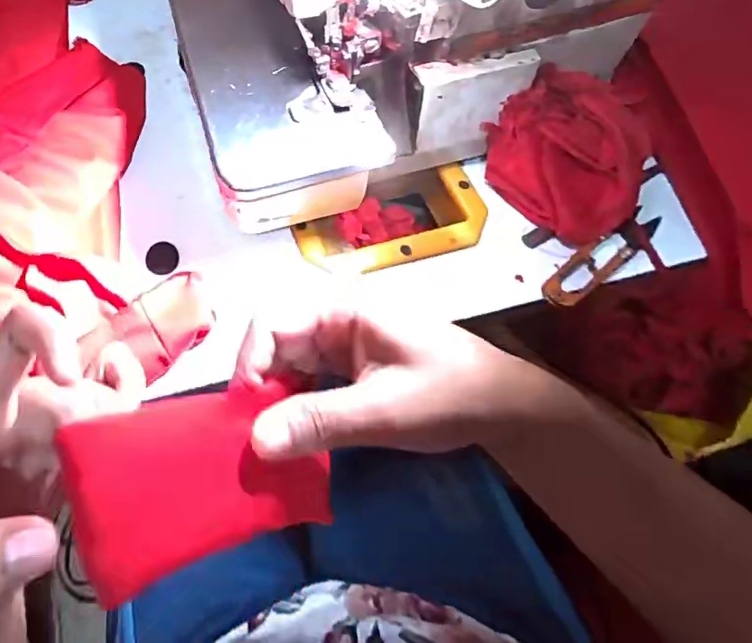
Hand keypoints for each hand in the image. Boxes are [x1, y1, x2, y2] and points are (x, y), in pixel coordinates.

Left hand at [0, 305, 142, 641]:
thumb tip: (42, 539)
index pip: (14, 335)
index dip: (49, 335)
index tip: (72, 378)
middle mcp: (19, 404)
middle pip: (76, 376)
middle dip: (96, 414)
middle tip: (97, 474)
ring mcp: (51, 422)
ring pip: (104, 391)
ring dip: (119, 422)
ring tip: (110, 471)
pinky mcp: (76, 442)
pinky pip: (116, 400)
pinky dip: (131, 401)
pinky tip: (131, 422)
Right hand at [235, 293, 571, 459]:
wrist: (503, 405)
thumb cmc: (448, 393)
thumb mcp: (383, 410)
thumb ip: (318, 421)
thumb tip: (257, 442)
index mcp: (339, 309)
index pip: (272, 323)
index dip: (253, 364)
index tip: (248, 416)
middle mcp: (332, 319)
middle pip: (275, 343)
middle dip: (261, 387)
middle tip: (257, 437)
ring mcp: (339, 341)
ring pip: (287, 364)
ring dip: (276, 400)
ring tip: (272, 443)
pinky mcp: (346, 364)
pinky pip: (307, 380)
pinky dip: (296, 407)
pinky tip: (296, 437)